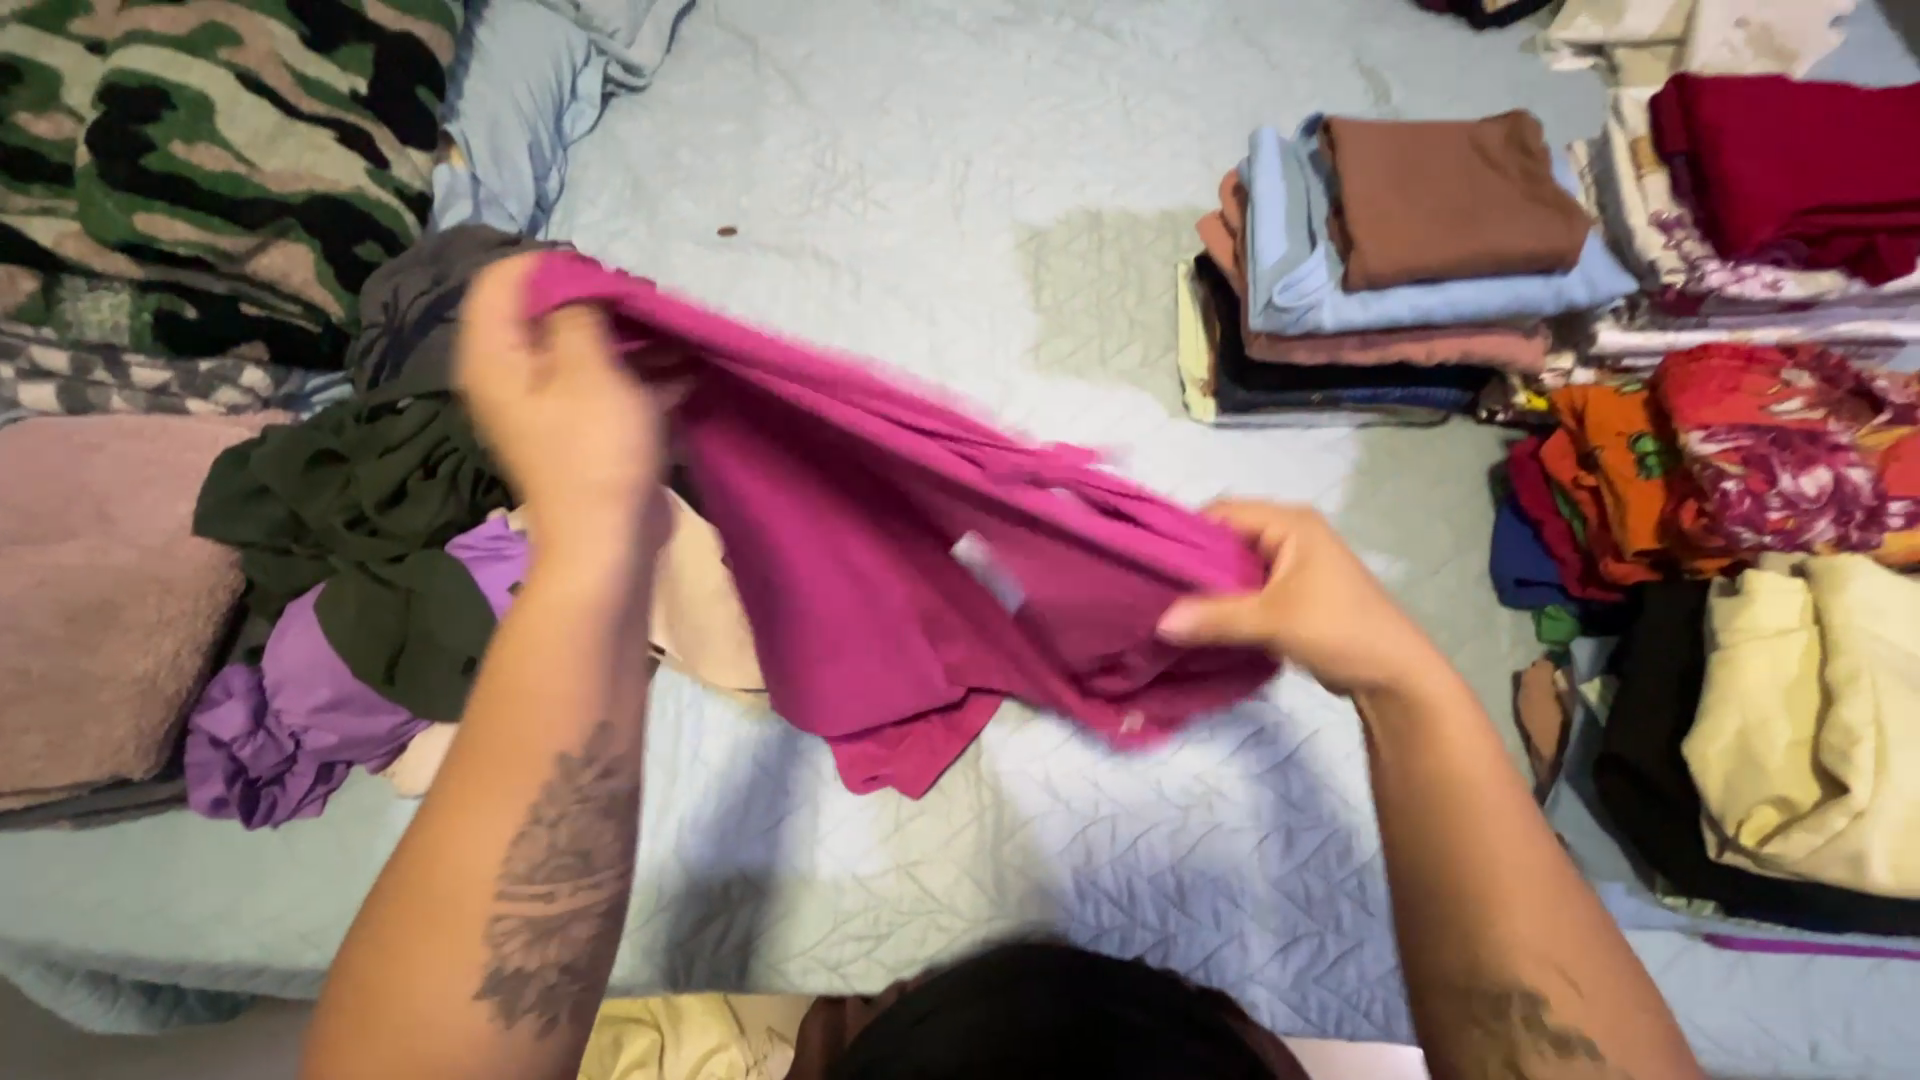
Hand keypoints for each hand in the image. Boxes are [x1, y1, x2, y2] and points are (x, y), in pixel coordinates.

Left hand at [455, 253, 672, 573]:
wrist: (607, 541)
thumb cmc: (597, 452)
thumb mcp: (590, 371)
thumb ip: (578, 313)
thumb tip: (579, 283)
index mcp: (495, 355)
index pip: (506, 278)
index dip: (558, 266)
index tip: (613, 277)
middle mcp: (510, 374)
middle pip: (546, 313)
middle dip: (603, 302)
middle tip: (651, 305)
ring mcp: (546, 404)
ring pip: (583, 350)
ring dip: (630, 340)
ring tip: (679, 334)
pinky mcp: (579, 429)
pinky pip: (603, 386)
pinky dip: (639, 375)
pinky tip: (686, 372)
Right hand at [1156, 500, 1454, 698]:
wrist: (1394, 675)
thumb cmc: (1340, 631)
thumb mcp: (1272, 621)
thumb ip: (1215, 617)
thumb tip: (1160, 622)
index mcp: (1290, 523)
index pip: (1222, 512)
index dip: (1186, 532)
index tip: (1154, 561)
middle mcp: (1290, 533)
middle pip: (1226, 537)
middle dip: (1193, 561)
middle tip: (1158, 586)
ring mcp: (1292, 562)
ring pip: (1234, 564)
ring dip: (1208, 584)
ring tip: (1173, 603)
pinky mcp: (1292, 590)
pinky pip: (1246, 585)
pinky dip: (1225, 598)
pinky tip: (1201, 617)